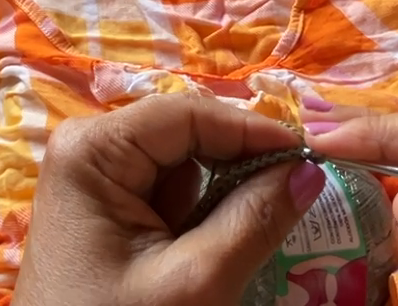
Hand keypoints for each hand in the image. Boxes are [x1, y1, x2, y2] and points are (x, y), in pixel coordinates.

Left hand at [13, 94, 326, 305]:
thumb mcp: (192, 283)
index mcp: (93, 147)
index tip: (308, 155)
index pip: (185, 113)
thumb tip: (308, 171)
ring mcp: (95, 174)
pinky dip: (199, 212)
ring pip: (180, 163)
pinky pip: (166, 191)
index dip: (250, 128)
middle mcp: (89, 145)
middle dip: (237, 161)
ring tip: (255, 222)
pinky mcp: (104, 205)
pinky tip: (218, 241)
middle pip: (183, 133)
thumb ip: (252, 221)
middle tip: (295, 187)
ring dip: (220, 191)